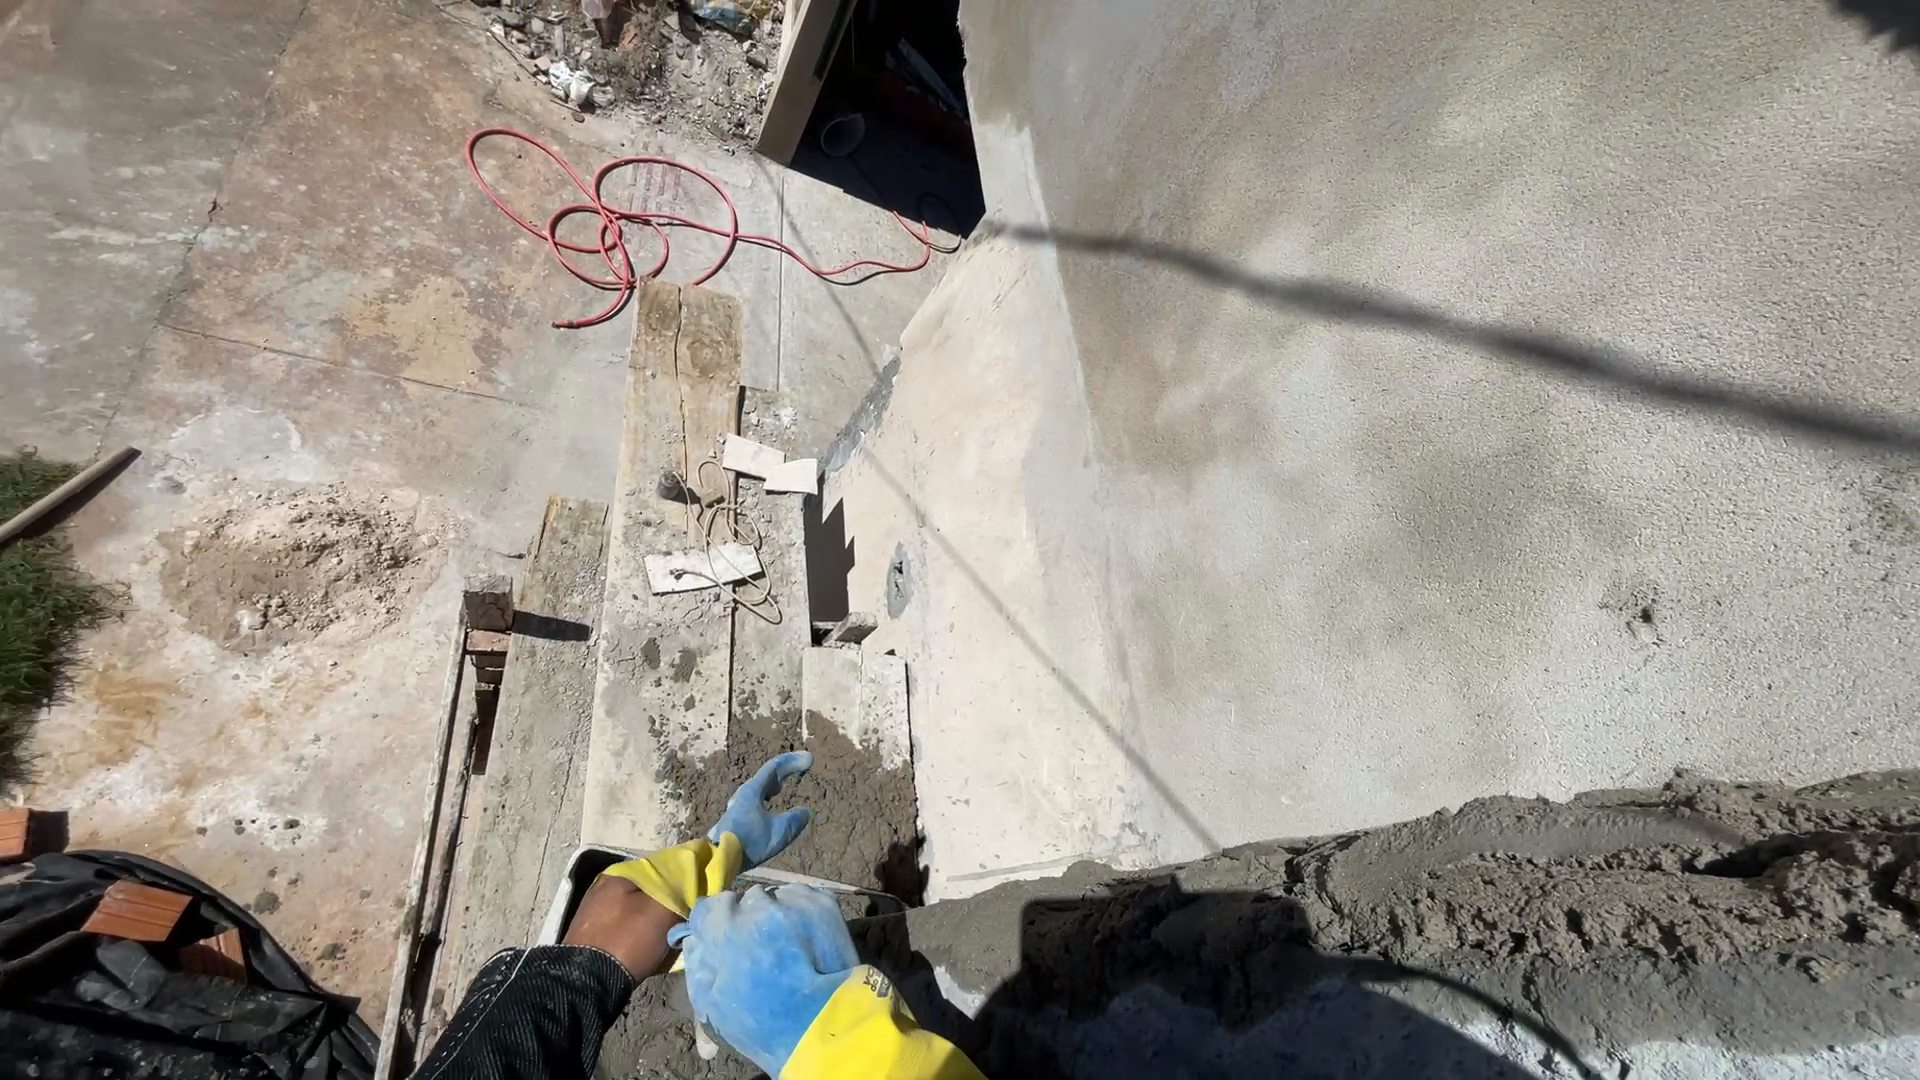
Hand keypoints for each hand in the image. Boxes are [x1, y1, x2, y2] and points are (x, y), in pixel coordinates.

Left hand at [561, 875, 682, 979]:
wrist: (585, 987)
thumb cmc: (627, 940)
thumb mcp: (663, 911)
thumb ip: (681, 891)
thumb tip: (692, 885)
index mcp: (619, 874)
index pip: (661, 867)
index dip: (681, 881)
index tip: (693, 896)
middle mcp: (601, 888)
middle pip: (647, 891)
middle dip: (665, 902)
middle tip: (680, 918)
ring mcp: (591, 915)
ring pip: (635, 911)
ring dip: (651, 921)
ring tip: (665, 936)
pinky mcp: (588, 939)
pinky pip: (622, 929)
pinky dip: (636, 935)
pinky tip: (645, 947)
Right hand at [666, 885, 854, 1075]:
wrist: (820, 1017)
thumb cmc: (759, 1019)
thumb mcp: (712, 1004)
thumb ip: (699, 968)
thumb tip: (696, 945)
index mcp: (723, 924)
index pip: (709, 909)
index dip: (715, 924)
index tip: (724, 939)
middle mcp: (756, 901)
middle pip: (747, 901)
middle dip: (749, 919)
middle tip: (761, 948)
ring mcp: (791, 898)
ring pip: (777, 899)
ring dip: (778, 914)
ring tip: (789, 945)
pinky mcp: (821, 899)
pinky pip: (805, 899)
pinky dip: (804, 913)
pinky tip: (809, 940)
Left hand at [708, 751, 812, 868]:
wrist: (719, 863)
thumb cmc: (750, 843)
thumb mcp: (779, 831)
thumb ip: (795, 819)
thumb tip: (805, 811)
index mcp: (752, 791)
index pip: (774, 767)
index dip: (793, 761)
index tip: (810, 758)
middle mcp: (743, 794)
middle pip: (766, 776)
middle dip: (785, 770)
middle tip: (802, 768)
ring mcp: (736, 807)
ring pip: (759, 788)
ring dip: (774, 785)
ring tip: (782, 788)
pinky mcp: (734, 819)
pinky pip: (754, 800)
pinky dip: (766, 797)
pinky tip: (767, 807)